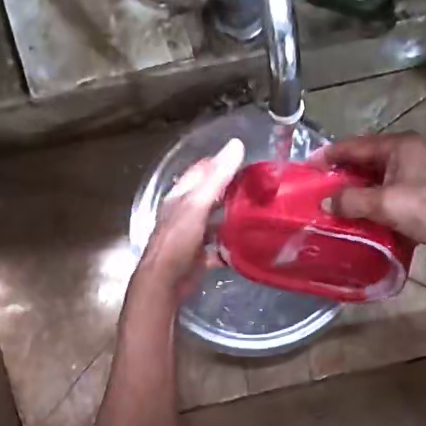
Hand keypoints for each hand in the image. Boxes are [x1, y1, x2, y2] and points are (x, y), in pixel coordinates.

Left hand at [130, 138, 245, 306]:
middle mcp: (184, 213)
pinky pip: (218, 248)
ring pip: (215, 222)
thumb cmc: (178, 239)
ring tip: (259, 214)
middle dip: (232, 191)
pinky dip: (230, 247)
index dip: (221, 163)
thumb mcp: (197, 204)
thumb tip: (236, 144)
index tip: (247, 160)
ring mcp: (191, 235)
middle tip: (259, 187)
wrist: (165, 281)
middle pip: (210, 196)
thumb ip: (217, 177)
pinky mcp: (198, 256)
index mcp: (181, 196)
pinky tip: (248, 246)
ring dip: (232, 219)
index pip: (201, 171)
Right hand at [316, 133, 425, 268]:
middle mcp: (409, 152)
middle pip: (366, 160)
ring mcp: (420, 172)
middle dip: (342, 174)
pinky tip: (362, 216)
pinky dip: (374, 201)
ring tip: (334, 204)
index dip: (329, 155)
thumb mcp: (385, 204)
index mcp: (400, 145)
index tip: (306, 168)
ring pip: (378, 177)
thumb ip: (351, 200)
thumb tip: (326, 202)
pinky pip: (391, 192)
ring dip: (358, 190)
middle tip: (317, 188)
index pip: (354, 145)